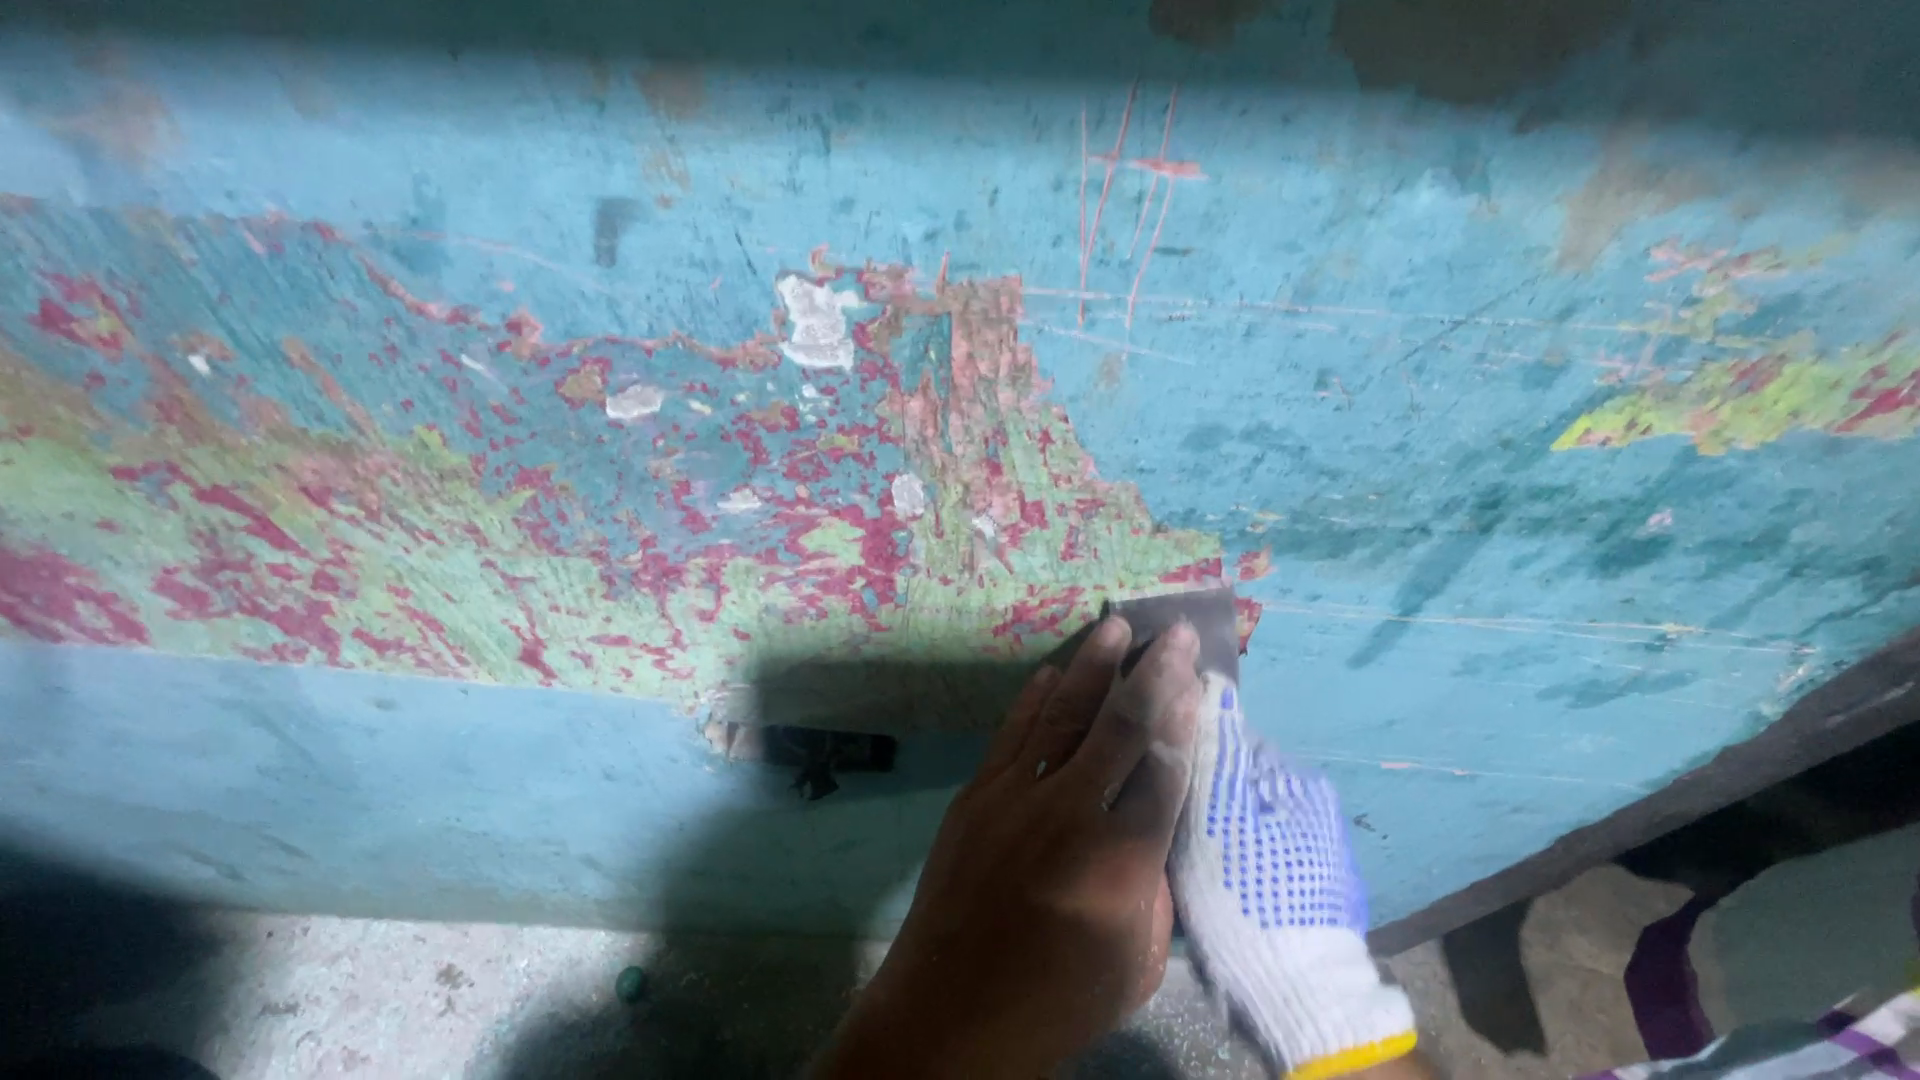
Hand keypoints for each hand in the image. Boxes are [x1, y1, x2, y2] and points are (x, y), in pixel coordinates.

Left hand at [813, 616, 1203, 1078]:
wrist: (950, 1012)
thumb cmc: (1055, 1002)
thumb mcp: (1133, 963)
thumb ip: (1148, 885)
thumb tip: (1147, 825)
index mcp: (1120, 861)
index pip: (1163, 769)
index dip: (1183, 717)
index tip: (1196, 676)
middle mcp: (1069, 813)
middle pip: (1120, 727)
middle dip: (1154, 674)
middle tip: (1175, 631)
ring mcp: (1015, 797)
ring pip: (1062, 716)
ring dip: (1093, 667)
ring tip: (1117, 626)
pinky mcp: (976, 797)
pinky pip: (1012, 734)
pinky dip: (1035, 700)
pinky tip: (1054, 674)